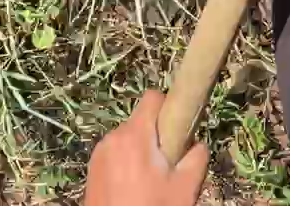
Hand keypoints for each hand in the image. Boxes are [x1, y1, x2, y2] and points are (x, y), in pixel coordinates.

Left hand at [85, 92, 208, 205]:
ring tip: (150, 183)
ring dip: (141, 151)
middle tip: (167, 166)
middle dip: (156, 136)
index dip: (170, 108)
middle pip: (141, 121)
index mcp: (134, 134)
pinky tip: (133, 190)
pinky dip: (126, 163)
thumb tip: (198, 142)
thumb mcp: (184, 190)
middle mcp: (113, 136)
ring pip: (128, 138)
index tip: (178, 132)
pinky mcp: (91, 169)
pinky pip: (115, 153)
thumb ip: (197, 158)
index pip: (153, 98)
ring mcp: (99, 153)